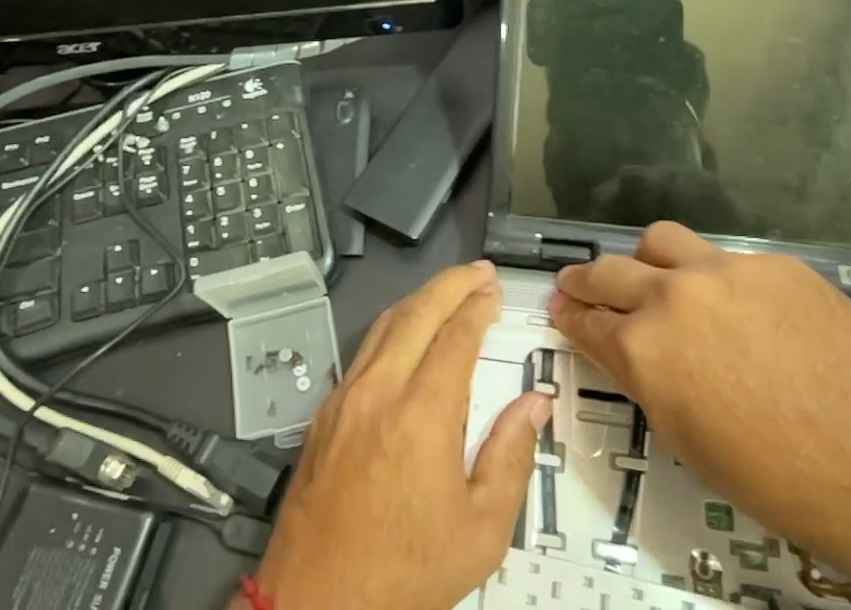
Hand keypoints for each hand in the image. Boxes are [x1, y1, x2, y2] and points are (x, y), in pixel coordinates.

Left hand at [251, 261, 550, 609]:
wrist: (317, 604)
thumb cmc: (405, 573)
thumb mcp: (481, 529)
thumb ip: (510, 456)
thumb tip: (533, 405)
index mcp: (420, 416)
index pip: (455, 337)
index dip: (477, 307)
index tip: (494, 292)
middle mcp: (377, 394)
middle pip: (415, 314)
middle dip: (450, 285)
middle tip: (478, 273)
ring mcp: (343, 402)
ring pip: (382, 327)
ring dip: (418, 302)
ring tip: (447, 293)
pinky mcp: (323, 417)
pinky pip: (361, 354)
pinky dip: (390, 330)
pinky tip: (405, 338)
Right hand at [547, 222, 850, 568]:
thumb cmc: (785, 482)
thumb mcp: (690, 444)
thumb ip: (652, 385)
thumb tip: (642, 360)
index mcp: (645, 351)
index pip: (588, 322)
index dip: (570, 317)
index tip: (563, 310)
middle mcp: (674, 298)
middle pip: (609, 271)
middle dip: (585, 280)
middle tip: (577, 286)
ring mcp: (727, 273)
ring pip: (661, 241)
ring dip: (643, 260)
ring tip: (649, 277)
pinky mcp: (777, 266)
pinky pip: (725, 259)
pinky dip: (710, 276)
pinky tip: (733, 305)